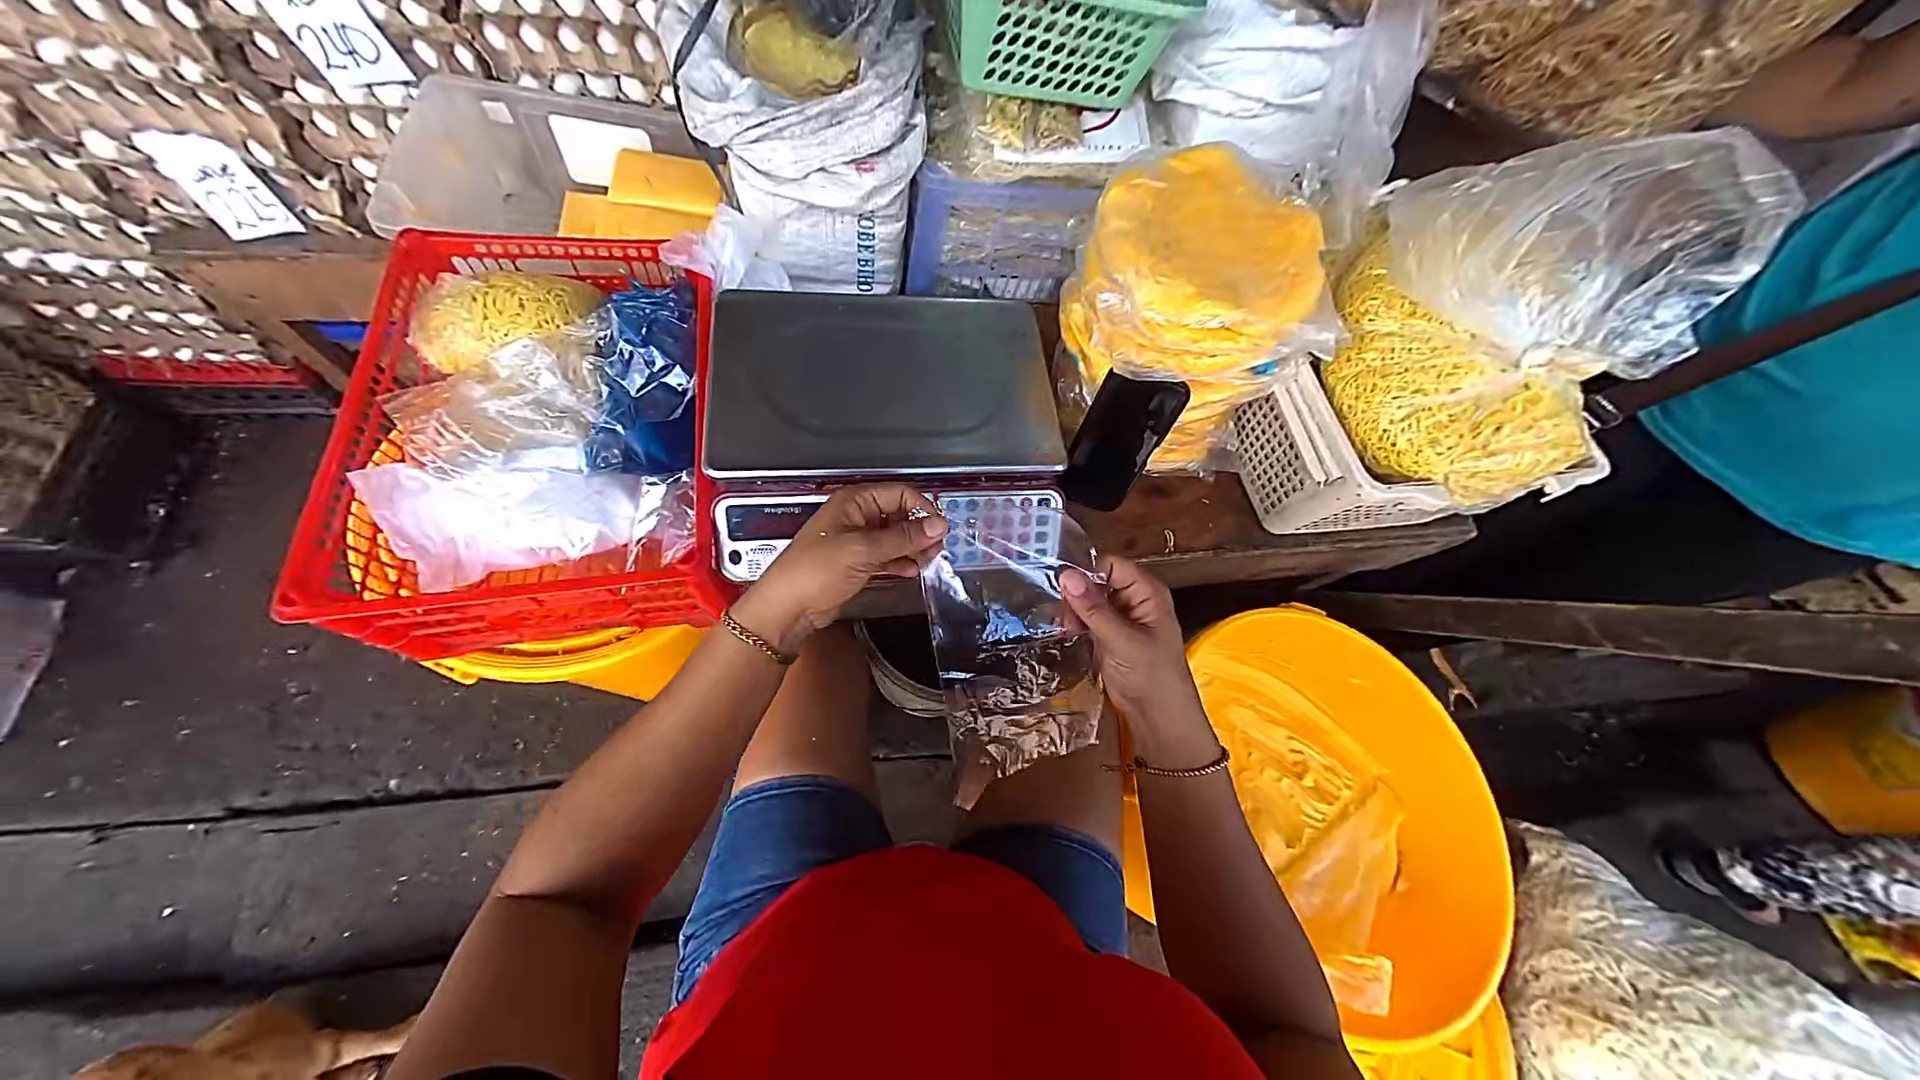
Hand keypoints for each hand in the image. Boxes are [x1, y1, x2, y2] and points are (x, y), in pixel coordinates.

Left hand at [732, 483, 947, 654]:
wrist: (788, 607)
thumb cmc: (815, 571)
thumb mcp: (865, 550)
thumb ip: (904, 537)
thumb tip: (938, 525)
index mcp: (854, 502)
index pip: (899, 494)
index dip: (922, 509)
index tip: (938, 529)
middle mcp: (856, 516)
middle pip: (899, 514)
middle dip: (920, 530)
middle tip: (936, 548)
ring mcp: (856, 539)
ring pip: (895, 536)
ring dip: (913, 547)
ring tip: (928, 561)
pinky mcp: (856, 561)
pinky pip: (886, 554)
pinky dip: (900, 561)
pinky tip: (911, 570)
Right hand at [1060, 556, 1212, 753]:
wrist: (1158, 716)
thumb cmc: (1152, 676)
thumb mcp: (1121, 640)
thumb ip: (1093, 609)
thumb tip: (1067, 576)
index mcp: (1147, 592)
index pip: (1111, 565)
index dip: (1088, 572)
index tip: (1064, 587)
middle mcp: (1134, 599)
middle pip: (1098, 580)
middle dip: (1078, 593)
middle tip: (1064, 614)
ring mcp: (1121, 617)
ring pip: (1089, 599)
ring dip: (1074, 610)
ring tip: (1067, 628)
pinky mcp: (1109, 634)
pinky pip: (1087, 617)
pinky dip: (1076, 622)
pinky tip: (1068, 633)